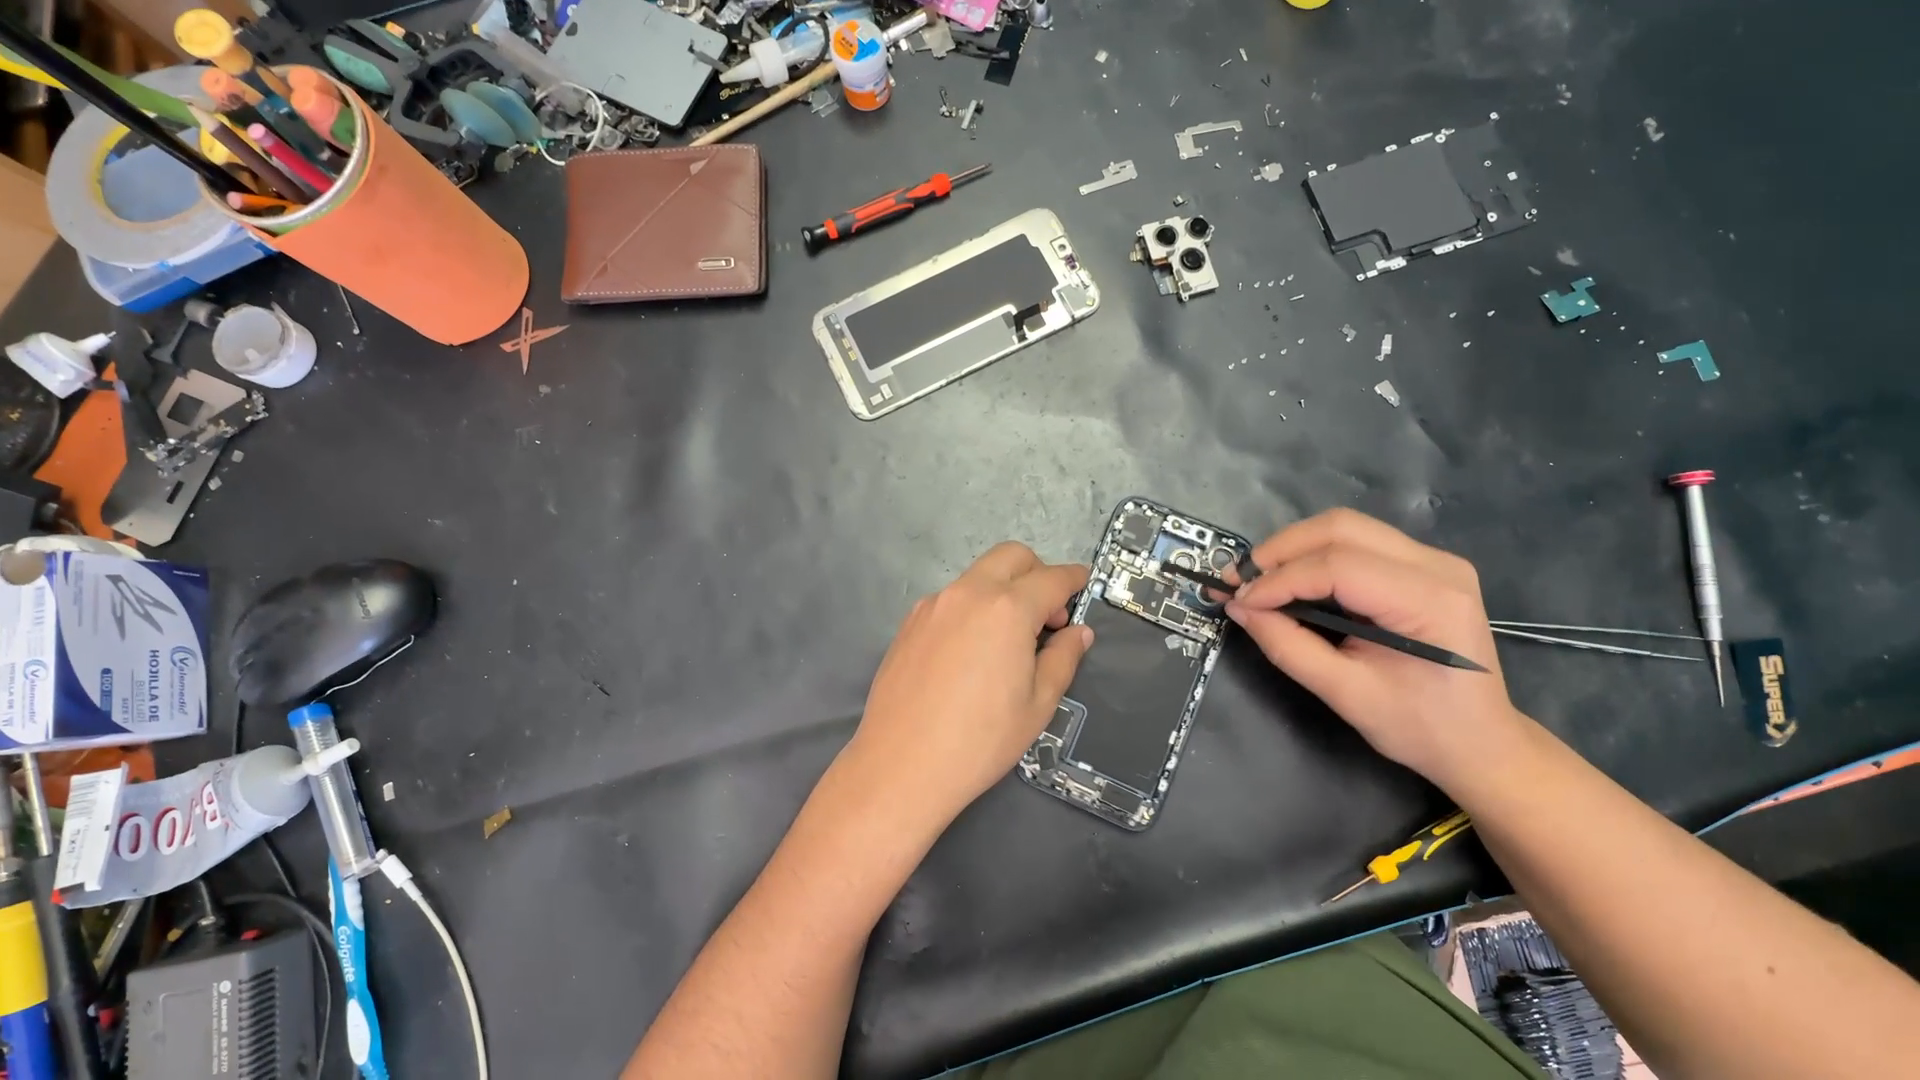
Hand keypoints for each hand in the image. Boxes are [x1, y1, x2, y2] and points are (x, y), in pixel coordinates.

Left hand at [847, 542, 1093, 826]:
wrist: (902, 764)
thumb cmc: (980, 741)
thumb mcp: (1038, 705)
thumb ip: (1062, 659)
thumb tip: (1078, 633)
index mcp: (1007, 609)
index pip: (1052, 579)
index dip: (1074, 580)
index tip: (1084, 584)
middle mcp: (968, 594)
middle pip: (1011, 557)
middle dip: (1037, 573)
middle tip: (1047, 616)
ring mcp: (933, 605)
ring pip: (977, 576)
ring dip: (1002, 590)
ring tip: (1008, 640)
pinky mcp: (909, 623)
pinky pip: (951, 599)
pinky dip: (972, 608)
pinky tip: (972, 652)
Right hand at [1224, 509, 1523, 784]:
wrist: (1482, 743)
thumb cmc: (1420, 728)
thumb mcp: (1346, 694)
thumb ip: (1289, 646)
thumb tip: (1239, 608)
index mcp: (1429, 601)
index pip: (1339, 566)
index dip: (1280, 579)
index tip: (1237, 600)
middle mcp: (1438, 566)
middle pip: (1341, 528)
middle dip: (1281, 550)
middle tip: (1240, 581)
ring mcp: (1435, 560)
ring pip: (1347, 527)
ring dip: (1295, 548)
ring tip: (1259, 579)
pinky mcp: (1424, 566)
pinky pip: (1359, 542)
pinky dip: (1316, 555)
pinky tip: (1292, 580)